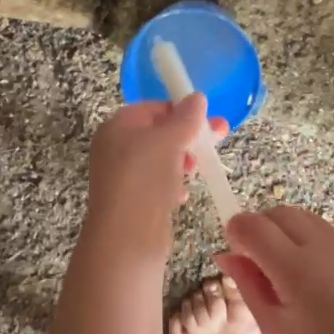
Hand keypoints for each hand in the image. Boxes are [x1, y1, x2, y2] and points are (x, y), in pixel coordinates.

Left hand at [85, 95, 226, 243]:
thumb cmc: (145, 179)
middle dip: (187, 137)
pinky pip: (157, 184)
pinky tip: (181, 194)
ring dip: (182, 162)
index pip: (153, 108)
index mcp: (117, 126)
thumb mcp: (169, 141)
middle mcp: (115, 148)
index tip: (207, 120)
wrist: (125, 236)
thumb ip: (186, 118)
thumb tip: (197, 97)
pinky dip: (171, 184)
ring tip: (195, 170)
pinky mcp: (132, 200)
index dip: (181, 111)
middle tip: (218, 139)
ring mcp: (122, 176)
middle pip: (158, 133)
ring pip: (160, 160)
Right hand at [215, 206, 333, 333]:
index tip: (235, 252)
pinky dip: (310, 244)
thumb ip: (248, 282)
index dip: (237, 231)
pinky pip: (328, 235)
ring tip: (284, 271)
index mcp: (297, 269)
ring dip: (286, 233)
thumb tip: (225, 255)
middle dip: (261, 228)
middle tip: (256, 262)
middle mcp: (325, 248)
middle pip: (281, 214)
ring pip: (306, 220)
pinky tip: (311, 279)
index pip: (254, 225)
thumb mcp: (272, 326)